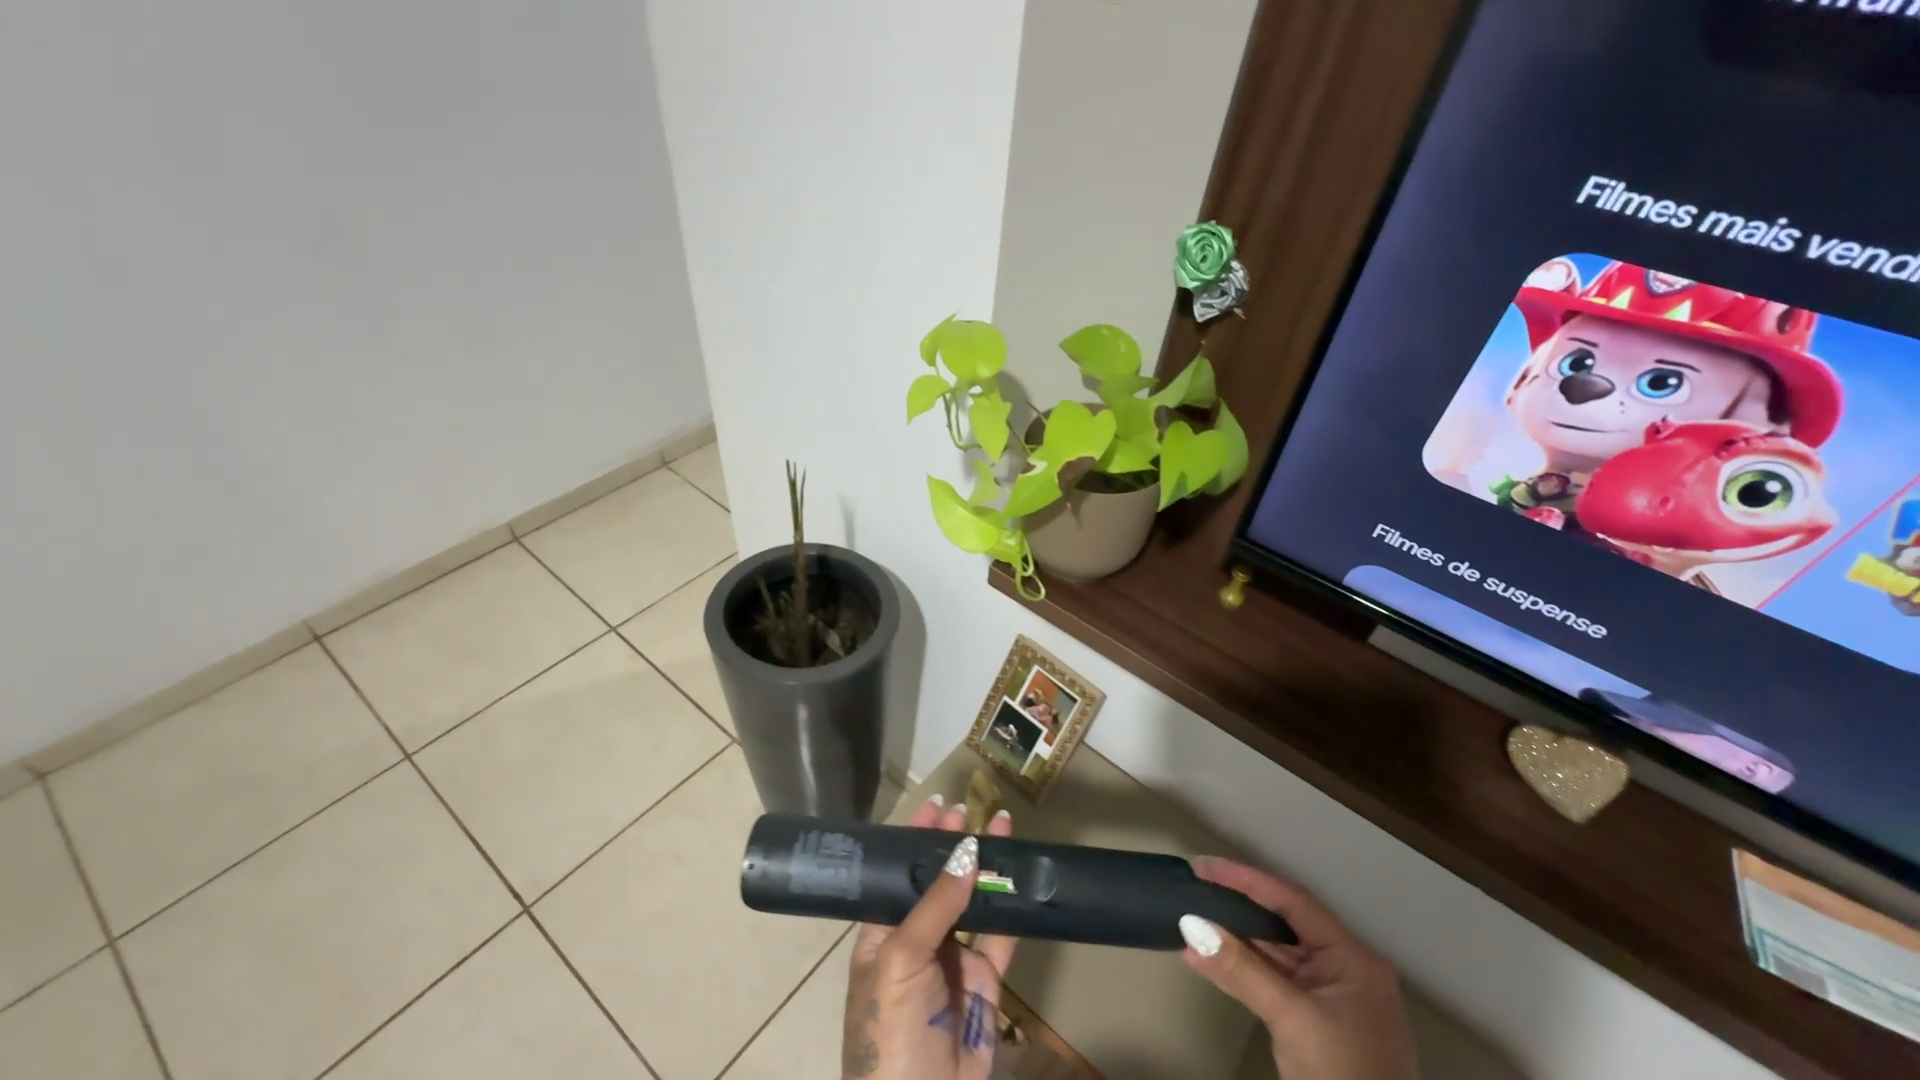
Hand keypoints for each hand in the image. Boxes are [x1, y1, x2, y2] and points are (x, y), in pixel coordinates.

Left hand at [841, 798, 1016, 1078]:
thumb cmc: (889, 1026)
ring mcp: (953, 959)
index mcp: (880, 933)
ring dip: (987, 867)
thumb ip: (935, 906)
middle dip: (953, 846)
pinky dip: (1015, 906)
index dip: (914, 840)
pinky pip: (1002, 934)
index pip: (898, 875)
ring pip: (974, 902)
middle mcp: (916, 939)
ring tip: (1003, 826)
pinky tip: (1026, 874)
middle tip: (971, 808)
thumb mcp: (899, 960)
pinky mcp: (986, 980)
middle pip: (938, 882)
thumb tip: (967, 851)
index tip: (935, 805)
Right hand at [1180, 858, 1417, 1079]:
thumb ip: (1241, 970)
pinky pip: (1273, 982)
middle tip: (1194, 889)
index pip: (1294, 903)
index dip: (1248, 880)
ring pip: (1276, 954)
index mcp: (1353, 958)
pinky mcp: (1314, 1021)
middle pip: (1285, 924)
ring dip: (1235, 941)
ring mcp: (1329, 996)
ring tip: (1190, 922)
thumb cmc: (1343, 1078)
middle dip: (1239, 907)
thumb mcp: (1291, 1019)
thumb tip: (1191, 925)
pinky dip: (1241, 972)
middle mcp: (1344, 968)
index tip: (1205, 867)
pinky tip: (1205, 961)